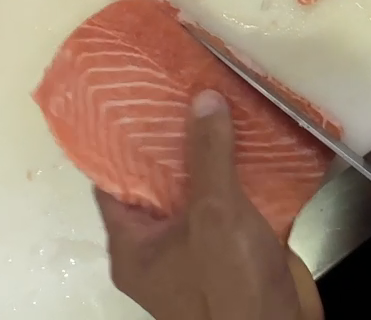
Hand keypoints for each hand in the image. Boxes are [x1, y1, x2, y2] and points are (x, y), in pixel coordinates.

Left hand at [95, 90, 323, 319]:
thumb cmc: (230, 285)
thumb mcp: (214, 213)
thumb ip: (208, 154)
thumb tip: (202, 96)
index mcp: (134, 246)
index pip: (115, 180)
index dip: (125, 138)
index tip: (141, 93)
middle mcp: (159, 245)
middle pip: (161, 179)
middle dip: (178, 135)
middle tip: (191, 85)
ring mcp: (197, 246)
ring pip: (198, 186)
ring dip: (213, 149)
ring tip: (225, 99)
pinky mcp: (232, 246)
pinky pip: (229, 198)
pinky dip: (240, 169)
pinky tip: (255, 137)